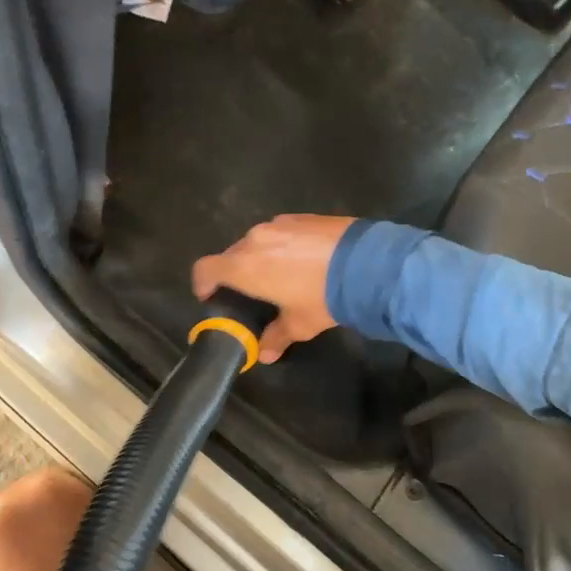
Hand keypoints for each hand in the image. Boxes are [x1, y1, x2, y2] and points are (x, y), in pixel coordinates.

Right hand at [192, 215, 354, 364]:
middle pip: (232, 254)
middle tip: (250, 291)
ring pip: (258, 241)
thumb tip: (265, 354)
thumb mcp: (299, 323)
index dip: (202, 282)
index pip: (205, 268)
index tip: (211, 296)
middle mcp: (255, 239)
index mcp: (244, 266)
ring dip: (260, 256)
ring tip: (280, 275)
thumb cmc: (322, 296)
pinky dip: (283, 245)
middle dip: (235, 272)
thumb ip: (276, 337)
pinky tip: (304, 260)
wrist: (367, 263)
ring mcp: (280, 224)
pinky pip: (282, 232)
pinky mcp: (303, 216)